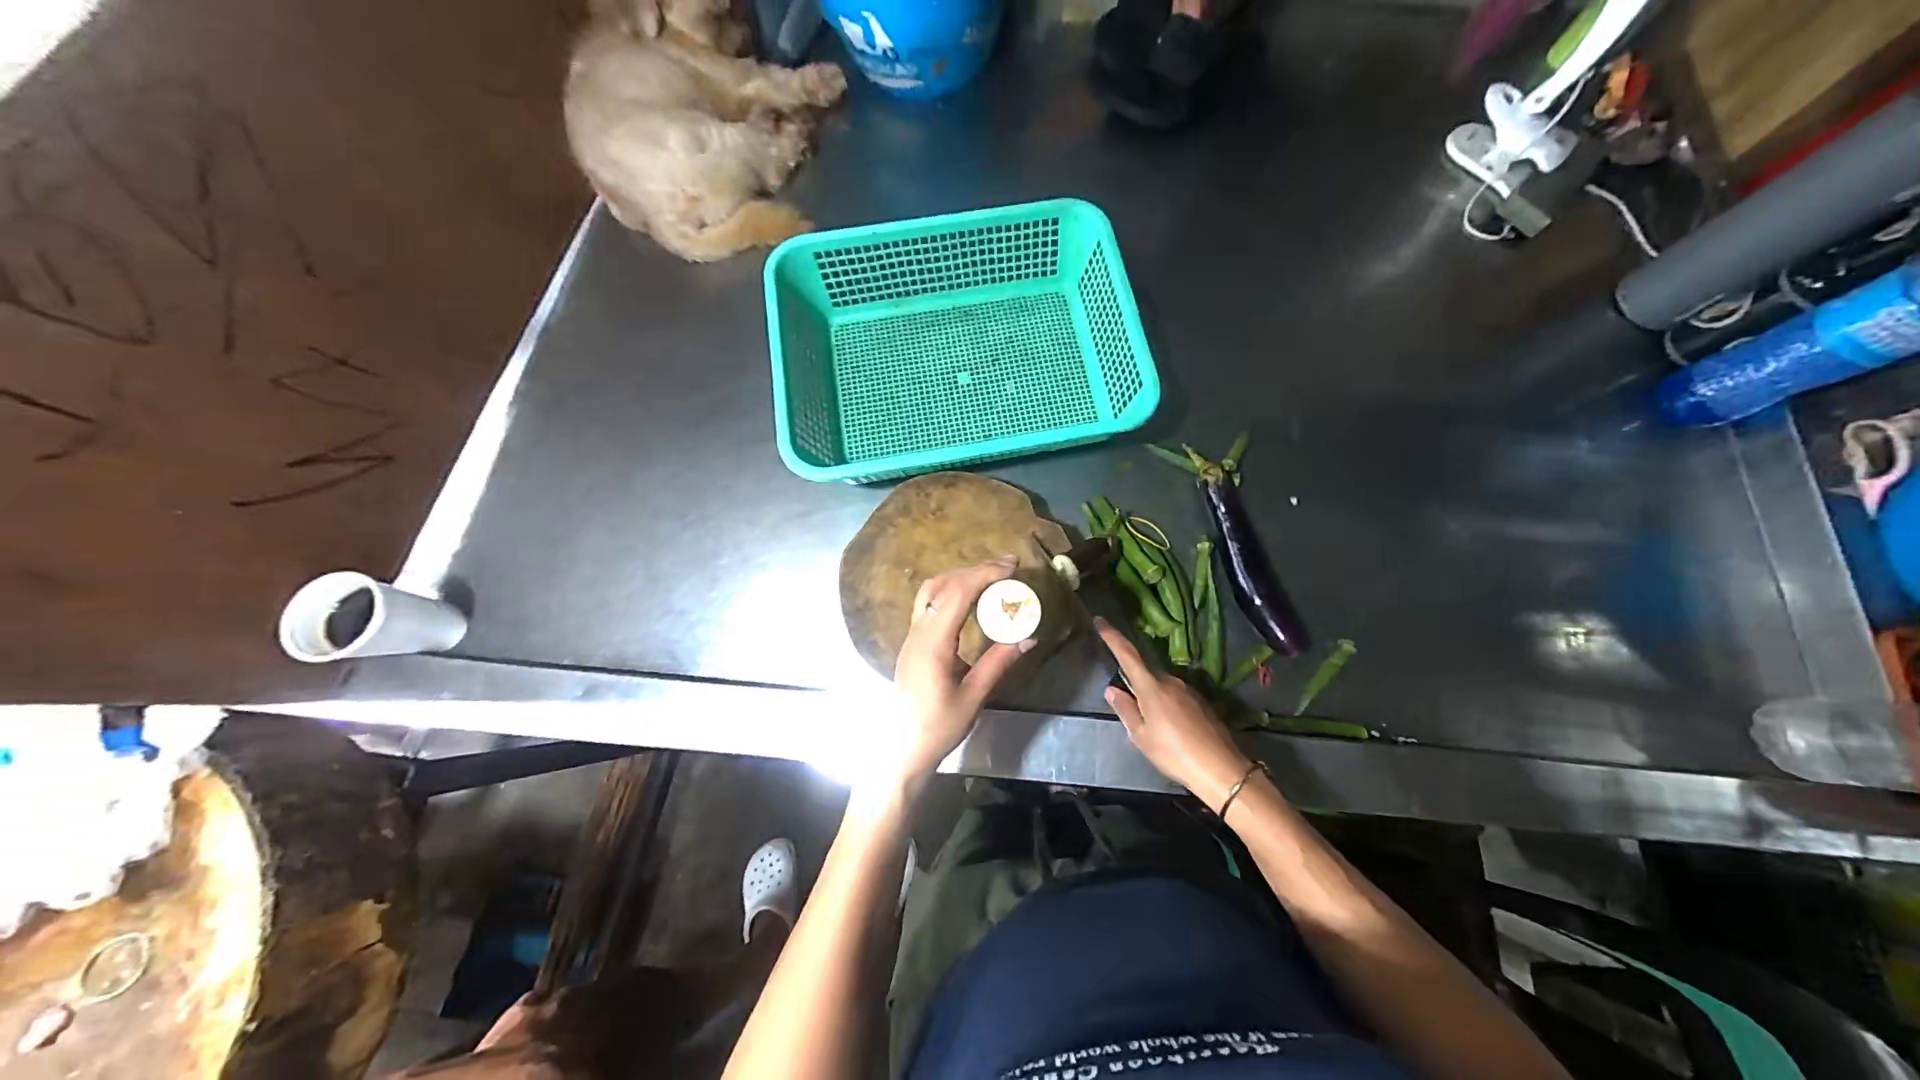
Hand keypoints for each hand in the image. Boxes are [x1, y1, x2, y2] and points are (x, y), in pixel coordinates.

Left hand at [890, 557, 1032, 780]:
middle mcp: (918, 633)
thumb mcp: (974, 697)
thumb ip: (999, 663)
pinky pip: (928, 605)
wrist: (903, 749)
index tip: (1011, 567)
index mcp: (933, 644)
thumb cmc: (938, 727)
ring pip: (930, 592)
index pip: (957, 594)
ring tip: (991, 576)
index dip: (984, 574)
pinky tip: (970, 597)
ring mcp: (911, 637)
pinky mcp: (912, 644)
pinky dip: (950, 591)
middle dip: (975, 570)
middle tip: (1008, 565)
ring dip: (960, 577)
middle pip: (942, 585)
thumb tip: (1029, 636)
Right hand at [1096, 617, 1254, 812]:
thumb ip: (1125, 709)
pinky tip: (1173, 731)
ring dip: (1154, 701)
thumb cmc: (1174, 753)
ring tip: (1156, 731)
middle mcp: (1171, 681)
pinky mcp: (1202, 702)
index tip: (1101, 621)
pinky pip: (1177, 698)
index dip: (1112, 637)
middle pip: (1145, 675)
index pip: (1127, 655)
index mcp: (1151, 687)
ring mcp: (1189, 691)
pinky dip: (1169, 708)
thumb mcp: (1141, 736)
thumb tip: (1112, 690)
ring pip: (1162, 688)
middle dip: (1136, 688)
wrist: (1221, 769)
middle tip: (1133, 714)